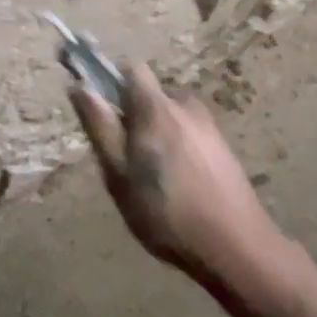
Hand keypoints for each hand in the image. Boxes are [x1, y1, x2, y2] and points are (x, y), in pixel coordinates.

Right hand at [70, 63, 276, 279]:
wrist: (237, 248)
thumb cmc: (167, 211)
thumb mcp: (119, 174)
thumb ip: (100, 126)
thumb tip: (79, 86)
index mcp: (156, 106)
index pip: (131, 68)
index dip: (111, 81)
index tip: (99, 107)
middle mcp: (185, 105)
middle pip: (149, 96)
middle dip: (134, 119)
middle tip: (126, 162)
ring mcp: (209, 126)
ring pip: (170, 117)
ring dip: (157, 136)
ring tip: (155, 181)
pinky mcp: (224, 148)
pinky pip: (189, 134)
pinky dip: (178, 150)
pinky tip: (181, 187)